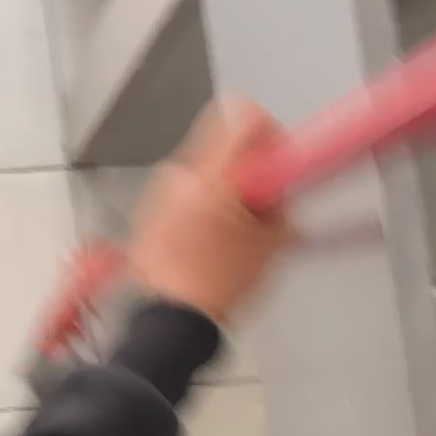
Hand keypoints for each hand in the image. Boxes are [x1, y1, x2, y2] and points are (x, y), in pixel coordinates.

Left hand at [126, 98, 287, 322]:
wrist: (172, 318)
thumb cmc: (217, 287)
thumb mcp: (269, 244)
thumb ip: (282, 202)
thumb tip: (287, 183)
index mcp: (212, 177)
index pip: (245, 116)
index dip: (270, 136)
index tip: (279, 162)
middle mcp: (179, 175)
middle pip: (224, 142)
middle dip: (248, 168)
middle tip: (262, 205)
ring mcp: (159, 191)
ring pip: (205, 167)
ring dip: (225, 186)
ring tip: (236, 229)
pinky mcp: (148, 208)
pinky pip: (185, 189)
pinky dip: (203, 201)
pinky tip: (212, 237)